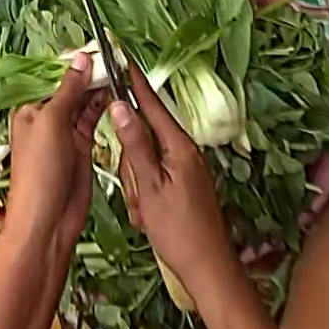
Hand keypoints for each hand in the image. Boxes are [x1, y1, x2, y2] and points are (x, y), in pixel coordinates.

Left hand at [6, 52, 105, 248]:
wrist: (48, 222)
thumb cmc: (39, 172)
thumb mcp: (52, 122)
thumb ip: (69, 89)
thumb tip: (82, 58)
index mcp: (30, 108)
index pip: (53, 76)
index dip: (74, 62)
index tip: (96, 46)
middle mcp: (47, 117)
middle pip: (71, 86)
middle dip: (89, 72)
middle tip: (113, 54)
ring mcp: (65, 131)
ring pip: (84, 100)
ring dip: (99, 86)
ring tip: (118, 69)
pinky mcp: (82, 144)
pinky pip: (93, 117)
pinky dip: (104, 104)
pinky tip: (116, 91)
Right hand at [110, 61, 237, 295]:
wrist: (207, 268)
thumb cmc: (177, 229)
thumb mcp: (149, 186)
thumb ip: (134, 144)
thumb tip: (121, 105)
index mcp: (178, 144)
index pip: (152, 104)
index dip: (136, 83)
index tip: (123, 60)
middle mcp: (184, 149)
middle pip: (144, 137)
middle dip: (132, 163)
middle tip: (137, 193)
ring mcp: (185, 166)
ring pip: (146, 160)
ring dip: (138, 184)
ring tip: (145, 211)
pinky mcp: (184, 182)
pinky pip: (155, 176)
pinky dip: (146, 194)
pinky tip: (149, 216)